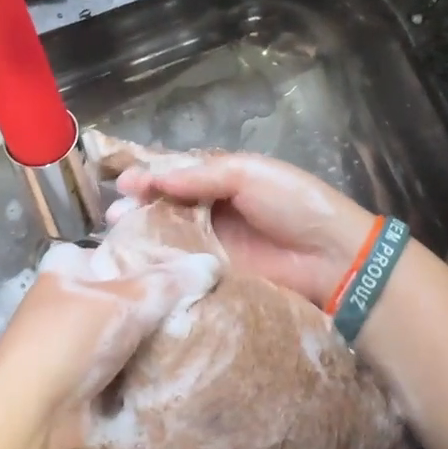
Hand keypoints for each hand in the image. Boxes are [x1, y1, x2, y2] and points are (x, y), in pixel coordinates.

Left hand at [0, 241, 220, 448]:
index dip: (163, 259)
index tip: (203, 271)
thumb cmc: (70, 338)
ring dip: (158, 339)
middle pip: (130, 293)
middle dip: (164, 304)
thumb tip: (213, 264)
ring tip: (205, 335)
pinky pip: (126, 365)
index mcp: (70, 264)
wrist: (29, 413)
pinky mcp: (84, 378)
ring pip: (130, 332)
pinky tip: (183, 366)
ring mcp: (76, 339)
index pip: (126, 251)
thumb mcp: (124, 301)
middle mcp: (71, 295)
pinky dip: (148, 368)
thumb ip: (169, 283)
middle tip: (211, 305)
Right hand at [115, 153, 375, 307]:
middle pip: (167, 205)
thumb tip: (155, 178)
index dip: (149, 176)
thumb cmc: (293, 203)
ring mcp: (214, 244)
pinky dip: (161, 261)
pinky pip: (183, 265)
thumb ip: (199, 175)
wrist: (332, 257)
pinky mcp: (216, 275)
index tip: (124, 184)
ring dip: (144, 232)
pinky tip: (138, 261)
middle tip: (115, 214)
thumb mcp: (247, 173)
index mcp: (223, 177)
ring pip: (170, 234)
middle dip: (139, 206)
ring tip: (118, 234)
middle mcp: (214, 209)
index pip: (177, 174)